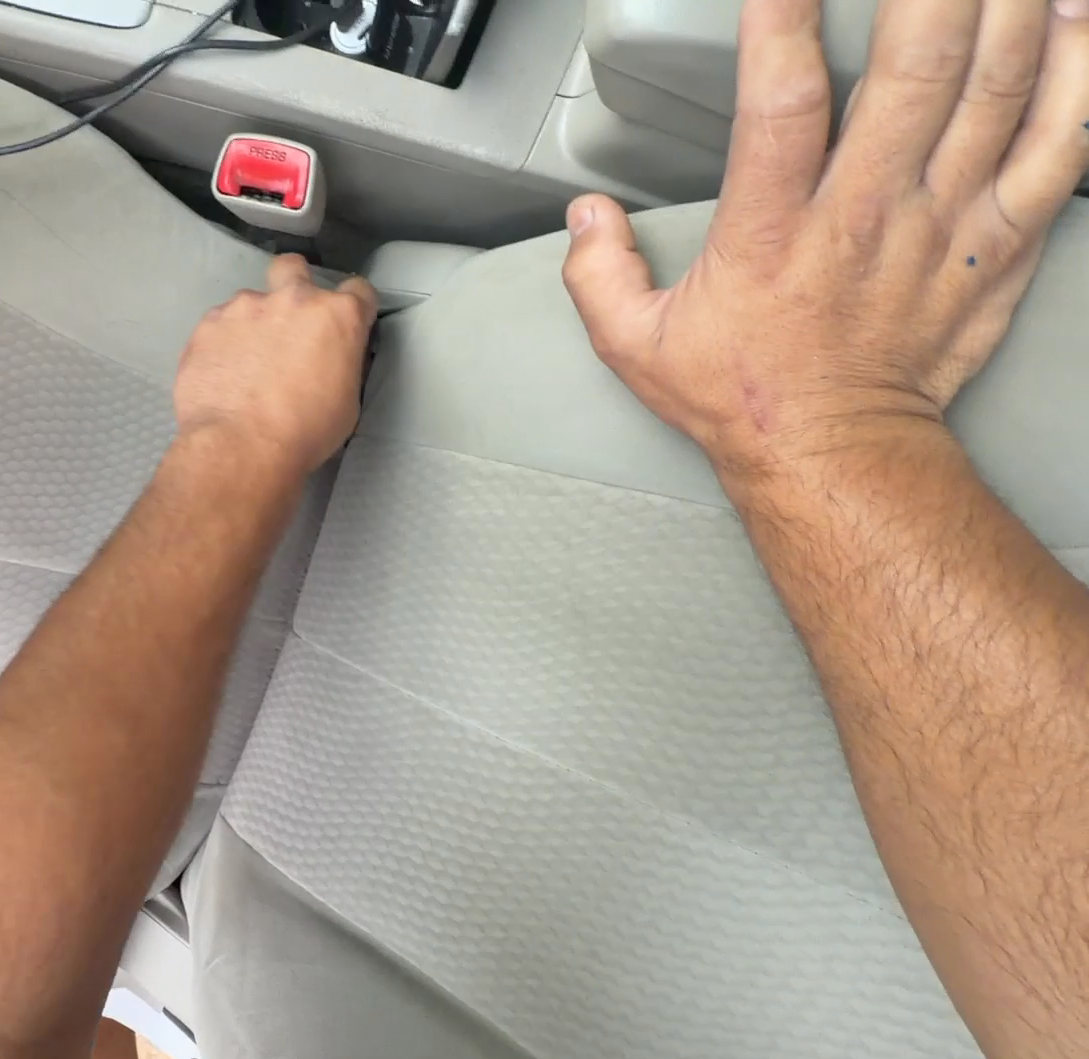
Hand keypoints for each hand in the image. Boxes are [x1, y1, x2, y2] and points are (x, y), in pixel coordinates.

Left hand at [173, 254, 377, 477]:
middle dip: (291, 285)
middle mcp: (292, 299)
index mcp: (337, 316)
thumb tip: (328, 362)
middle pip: (293, 269)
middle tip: (284, 323)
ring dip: (250, 324)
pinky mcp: (208, 325)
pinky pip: (217, 325)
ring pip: (249, 303)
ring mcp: (245, 307)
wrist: (240, 446)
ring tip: (242, 365)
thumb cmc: (303, 433)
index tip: (340, 328)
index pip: (357, 291)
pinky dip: (221, 344)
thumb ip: (339, 365)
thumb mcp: (346, 402)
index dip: (351, 309)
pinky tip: (219, 374)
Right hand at [562, 0, 1088, 478]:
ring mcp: (942, 223)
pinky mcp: (998, 238)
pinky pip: (1066, 133)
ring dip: (998, 3)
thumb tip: (586, 215)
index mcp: (766, 240)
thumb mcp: (630, 345)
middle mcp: (862, 218)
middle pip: (913, 69)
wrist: (826, 446)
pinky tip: (1068, 14)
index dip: (780, 28)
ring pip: (996, 82)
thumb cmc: (734, 392)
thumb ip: (597, 275)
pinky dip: (1081, 63)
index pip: (778, 110)